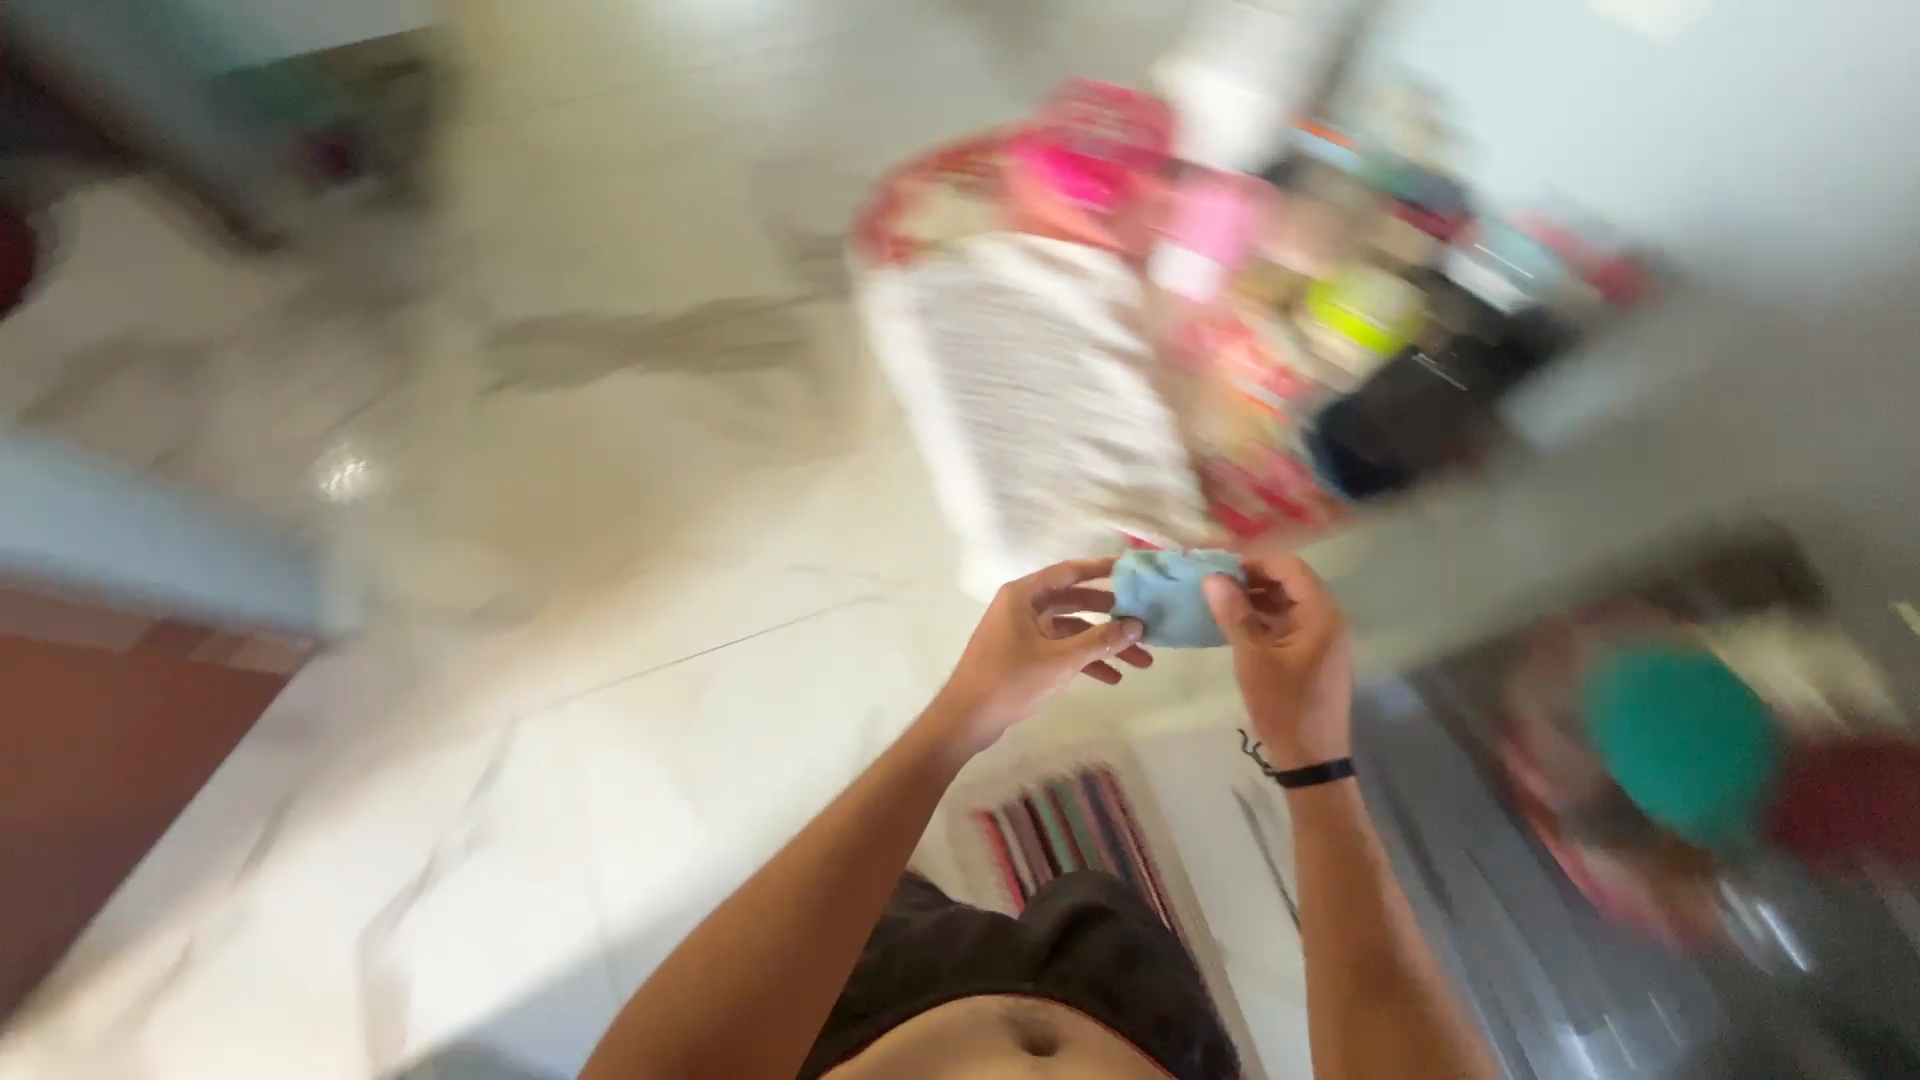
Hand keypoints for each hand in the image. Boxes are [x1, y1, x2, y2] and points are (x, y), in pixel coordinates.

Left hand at [931, 557, 1151, 752]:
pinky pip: (1060, 650)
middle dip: (1111, 617)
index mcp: (1023, 595)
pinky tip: (1112, 678)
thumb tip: (1136, 625)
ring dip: (1102, 645)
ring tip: (1141, 662)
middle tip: (1145, 623)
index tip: (1133, 570)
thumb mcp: (1060, 660)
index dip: (1102, 570)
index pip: (1069, 572)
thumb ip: (1100, 640)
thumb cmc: (1009, 680)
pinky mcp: (1023, 655)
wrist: (966, 718)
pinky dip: (1084, 661)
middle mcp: (1022, 606)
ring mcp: (1022, 631)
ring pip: (1071, 630)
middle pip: (1075, 602)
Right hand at [1202, 555, 1352, 769]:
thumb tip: (1212, 577)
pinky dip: (1262, 618)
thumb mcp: (1253, 657)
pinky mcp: (1313, 653)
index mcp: (1321, 614)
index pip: (1289, 567)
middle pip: (1289, 582)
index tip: (1218, 567)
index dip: (1253, 561)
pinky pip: (1288, 623)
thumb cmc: (1284, 705)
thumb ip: (1234, 614)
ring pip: (1287, 602)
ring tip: (1217, 603)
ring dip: (1255, 598)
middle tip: (1212, 584)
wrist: (1311, 757)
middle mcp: (1328, 618)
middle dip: (1251, 579)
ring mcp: (1323, 637)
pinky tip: (1234, 625)